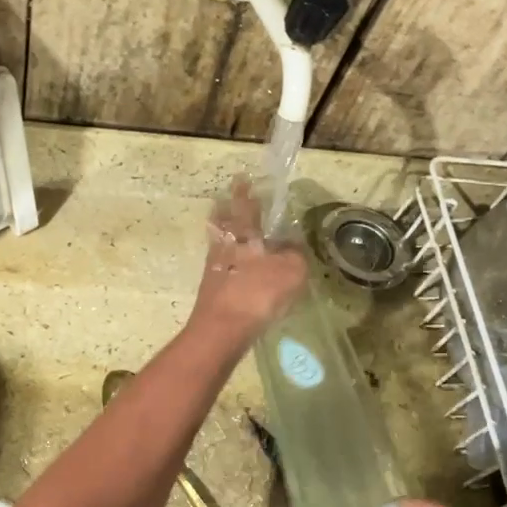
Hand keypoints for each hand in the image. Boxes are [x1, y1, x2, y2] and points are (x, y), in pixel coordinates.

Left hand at [188, 179, 306, 341]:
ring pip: (220, 244)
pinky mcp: (212, 289)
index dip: (243, 192)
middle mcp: (225, 246)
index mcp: (244, 235)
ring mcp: (215, 268)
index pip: (244, 206)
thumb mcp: (291, 271)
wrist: (223, 328)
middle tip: (225, 202)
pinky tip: (238, 270)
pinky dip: (229, 262)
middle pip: (223, 223)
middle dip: (225, 212)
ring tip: (233, 235)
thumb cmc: (258, 292)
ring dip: (225, 236)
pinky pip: (223, 266)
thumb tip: (292, 246)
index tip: (240, 178)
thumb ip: (295, 254)